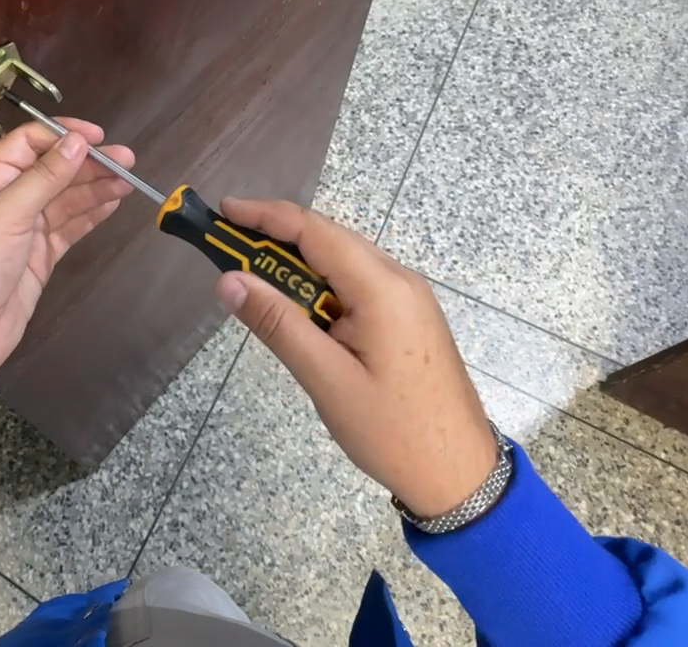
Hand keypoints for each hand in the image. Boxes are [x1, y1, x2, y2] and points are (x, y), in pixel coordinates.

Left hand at [0, 118, 135, 386]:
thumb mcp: (8, 214)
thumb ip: (45, 177)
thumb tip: (77, 141)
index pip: (28, 143)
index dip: (61, 134)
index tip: (97, 137)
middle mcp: (8, 200)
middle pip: (53, 170)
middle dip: (88, 163)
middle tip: (127, 159)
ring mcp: (25, 229)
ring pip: (66, 199)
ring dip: (96, 188)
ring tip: (129, 180)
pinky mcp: (40, 256)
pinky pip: (69, 227)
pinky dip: (91, 215)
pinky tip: (112, 202)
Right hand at [213, 199, 495, 516]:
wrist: (463, 476)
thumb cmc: (393, 431)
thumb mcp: (326, 379)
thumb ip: (277, 323)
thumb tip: (227, 280)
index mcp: (382, 288)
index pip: (314, 231)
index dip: (266, 215)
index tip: (224, 211)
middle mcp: (398, 279)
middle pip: (328, 237)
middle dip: (275, 234)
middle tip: (226, 245)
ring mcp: (407, 296)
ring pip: (341, 259)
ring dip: (295, 260)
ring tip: (252, 272)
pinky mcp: (407, 315)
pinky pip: (355, 280)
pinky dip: (318, 281)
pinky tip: (296, 302)